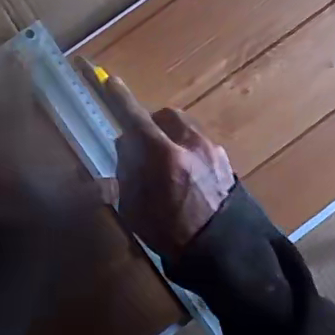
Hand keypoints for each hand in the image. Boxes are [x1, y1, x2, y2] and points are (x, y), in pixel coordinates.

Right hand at [86, 65, 234, 256]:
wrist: (225, 255)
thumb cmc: (171, 237)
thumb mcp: (135, 208)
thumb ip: (127, 172)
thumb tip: (126, 146)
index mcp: (163, 157)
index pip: (134, 117)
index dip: (118, 98)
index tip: (107, 79)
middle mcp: (190, 144)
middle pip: (164, 116)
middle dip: (151, 124)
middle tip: (141, 148)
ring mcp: (213, 151)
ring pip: (184, 129)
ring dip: (170, 138)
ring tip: (165, 167)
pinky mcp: (227, 162)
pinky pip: (200, 145)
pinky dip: (187, 152)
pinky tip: (186, 180)